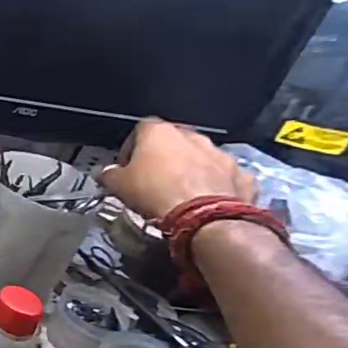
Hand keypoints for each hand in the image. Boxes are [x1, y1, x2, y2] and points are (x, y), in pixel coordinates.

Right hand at [98, 117, 254, 220]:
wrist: (205, 218)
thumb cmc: (155, 193)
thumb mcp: (120, 186)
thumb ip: (110, 175)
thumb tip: (105, 174)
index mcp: (160, 132)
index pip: (140, 129)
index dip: (132, 148)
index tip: (127, 168)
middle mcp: (192, 136)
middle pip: (174, 141)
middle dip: (165, 158)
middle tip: (155, 180)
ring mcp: (221, 154)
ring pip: (202, 157)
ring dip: (193, 170)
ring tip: (183, 193)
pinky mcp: (242, 175)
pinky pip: (226, 177)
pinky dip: (219, 186)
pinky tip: (210, 202)